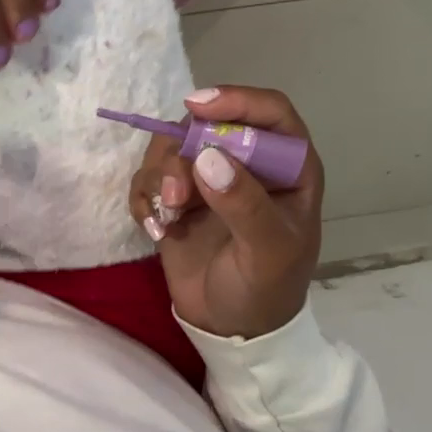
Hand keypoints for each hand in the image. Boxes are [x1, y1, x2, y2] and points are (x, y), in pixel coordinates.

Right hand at [126, 87, 324, 338]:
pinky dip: (144, 200)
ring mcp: (208, 182)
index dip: (236, 100)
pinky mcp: (176, 202)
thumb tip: (208, 156)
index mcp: (287, 167)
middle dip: (182, 154)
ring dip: (160, 178)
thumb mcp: (268, 252)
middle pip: (206, 126)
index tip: (196, 107)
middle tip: (175, 194)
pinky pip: (148, 180)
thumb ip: (244, 204)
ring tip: (166, 219)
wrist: (233, 330)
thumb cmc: (267, 290)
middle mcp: (247, 164)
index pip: (268, 112)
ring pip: (171, 149)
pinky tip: (154, 230)